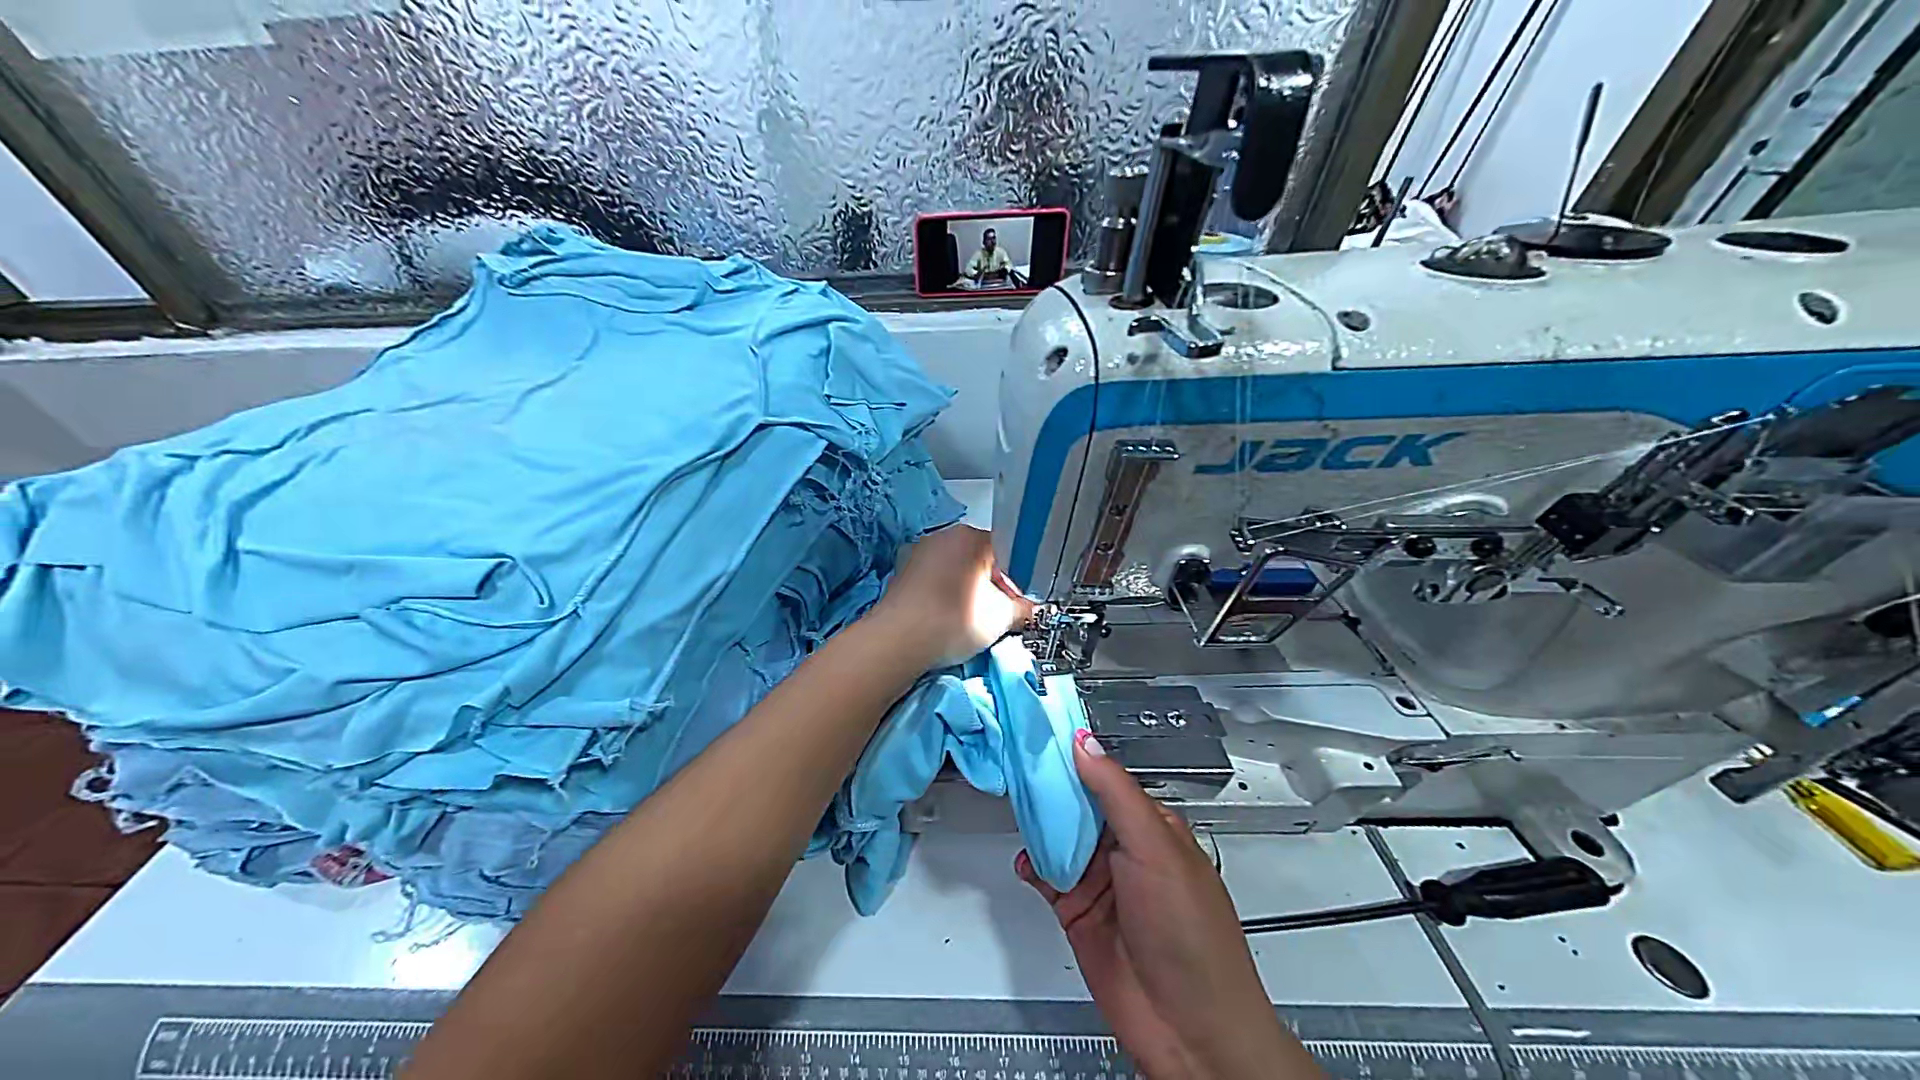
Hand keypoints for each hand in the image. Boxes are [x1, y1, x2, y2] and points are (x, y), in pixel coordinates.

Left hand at [867, 525, 1034, 670]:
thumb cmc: (953, 620)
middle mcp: (944, 536)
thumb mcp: (1002, 618)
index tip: (1018, 602)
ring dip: (967, 590)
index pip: (1008, 550)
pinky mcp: (902, 574)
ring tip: (971, 620)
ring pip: (956, 568)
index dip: (1017, 579)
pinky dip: (944, 595)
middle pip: (980, 558)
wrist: (898, 641)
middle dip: (992, 584)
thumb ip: (1022, 608)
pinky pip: (934, 580)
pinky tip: (947, 619)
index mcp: (972, 536)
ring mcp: (919, 553)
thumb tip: (1027, 609)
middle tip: (999, 614)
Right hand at [1017, 733, 1323, 1079]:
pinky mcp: (1079, 911)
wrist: (1191, 1031)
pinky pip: (1046, 875)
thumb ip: (1116, 794)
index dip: (1076, 756)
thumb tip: (1087, 746)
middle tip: (1019, 766)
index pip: (1106, 777)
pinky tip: (1028, 861)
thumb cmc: (1197, 942)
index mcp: (1152, 826)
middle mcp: (1125, 850)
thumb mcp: (1156, 850)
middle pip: (1077, 805)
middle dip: (1050, 788)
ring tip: (1019, 807)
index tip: (1045, 736)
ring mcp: (1101, 881)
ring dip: (1038, 824)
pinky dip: (1033, 864)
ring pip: (1058, 836)